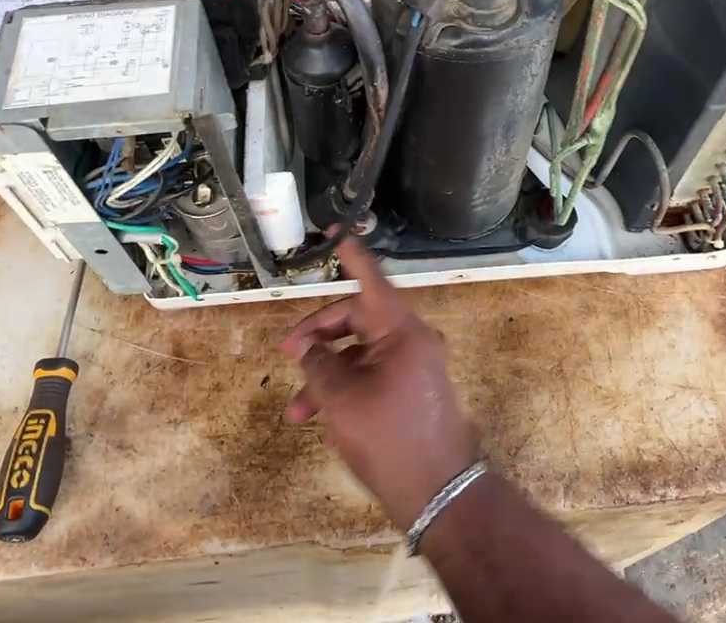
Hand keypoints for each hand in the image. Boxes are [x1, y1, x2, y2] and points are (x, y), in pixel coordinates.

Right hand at [281, 235, 478, 526]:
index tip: (337, 230)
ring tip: (295, 412)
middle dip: (318, 338)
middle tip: (286, 354)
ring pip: (359, 356)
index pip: (372, 280)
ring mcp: (413, 368)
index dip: (351, 256)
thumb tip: (310, 347)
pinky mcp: (411, 393)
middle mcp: (411, 341)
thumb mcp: (343, 400)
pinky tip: (322, 421)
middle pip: (357, 320)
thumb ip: (319, 365)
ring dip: (326, 376)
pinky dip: (345, 392)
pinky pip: (372, 378)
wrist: (439, 495)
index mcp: (402, 330)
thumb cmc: (390, 439)